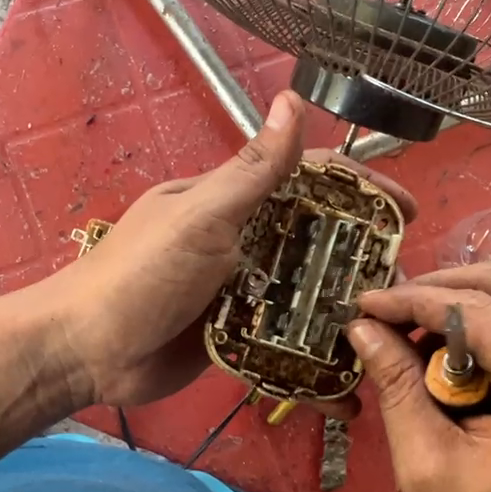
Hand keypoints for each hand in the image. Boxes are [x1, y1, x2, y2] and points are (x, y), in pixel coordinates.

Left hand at [51, 91, 416, 408]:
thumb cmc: (139, 275)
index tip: (408, 212)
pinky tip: (345, 392)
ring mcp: (239, 294)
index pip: (311, 182)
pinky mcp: (234, 340)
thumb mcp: (200, 218)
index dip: (362, 191)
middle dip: (363, 261)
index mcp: (235, 203)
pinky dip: (312, 365)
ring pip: (305, 298)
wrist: (83, 351)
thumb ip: (251, 171)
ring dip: (345, 314)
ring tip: (390, 337)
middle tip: (407, 287)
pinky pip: (283, 346)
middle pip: (317, 244)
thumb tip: (293, 99)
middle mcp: (243, 243)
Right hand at [347, 266, 490, 491]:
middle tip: (380, 315)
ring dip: (451, 316)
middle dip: (436, 295)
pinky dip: (469, 339)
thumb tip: (362, 325)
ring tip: (398, 342)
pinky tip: (431, 363)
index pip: (479, 313)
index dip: (414, 301)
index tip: (362, 304)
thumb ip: (396, 382)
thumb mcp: (421, 460)